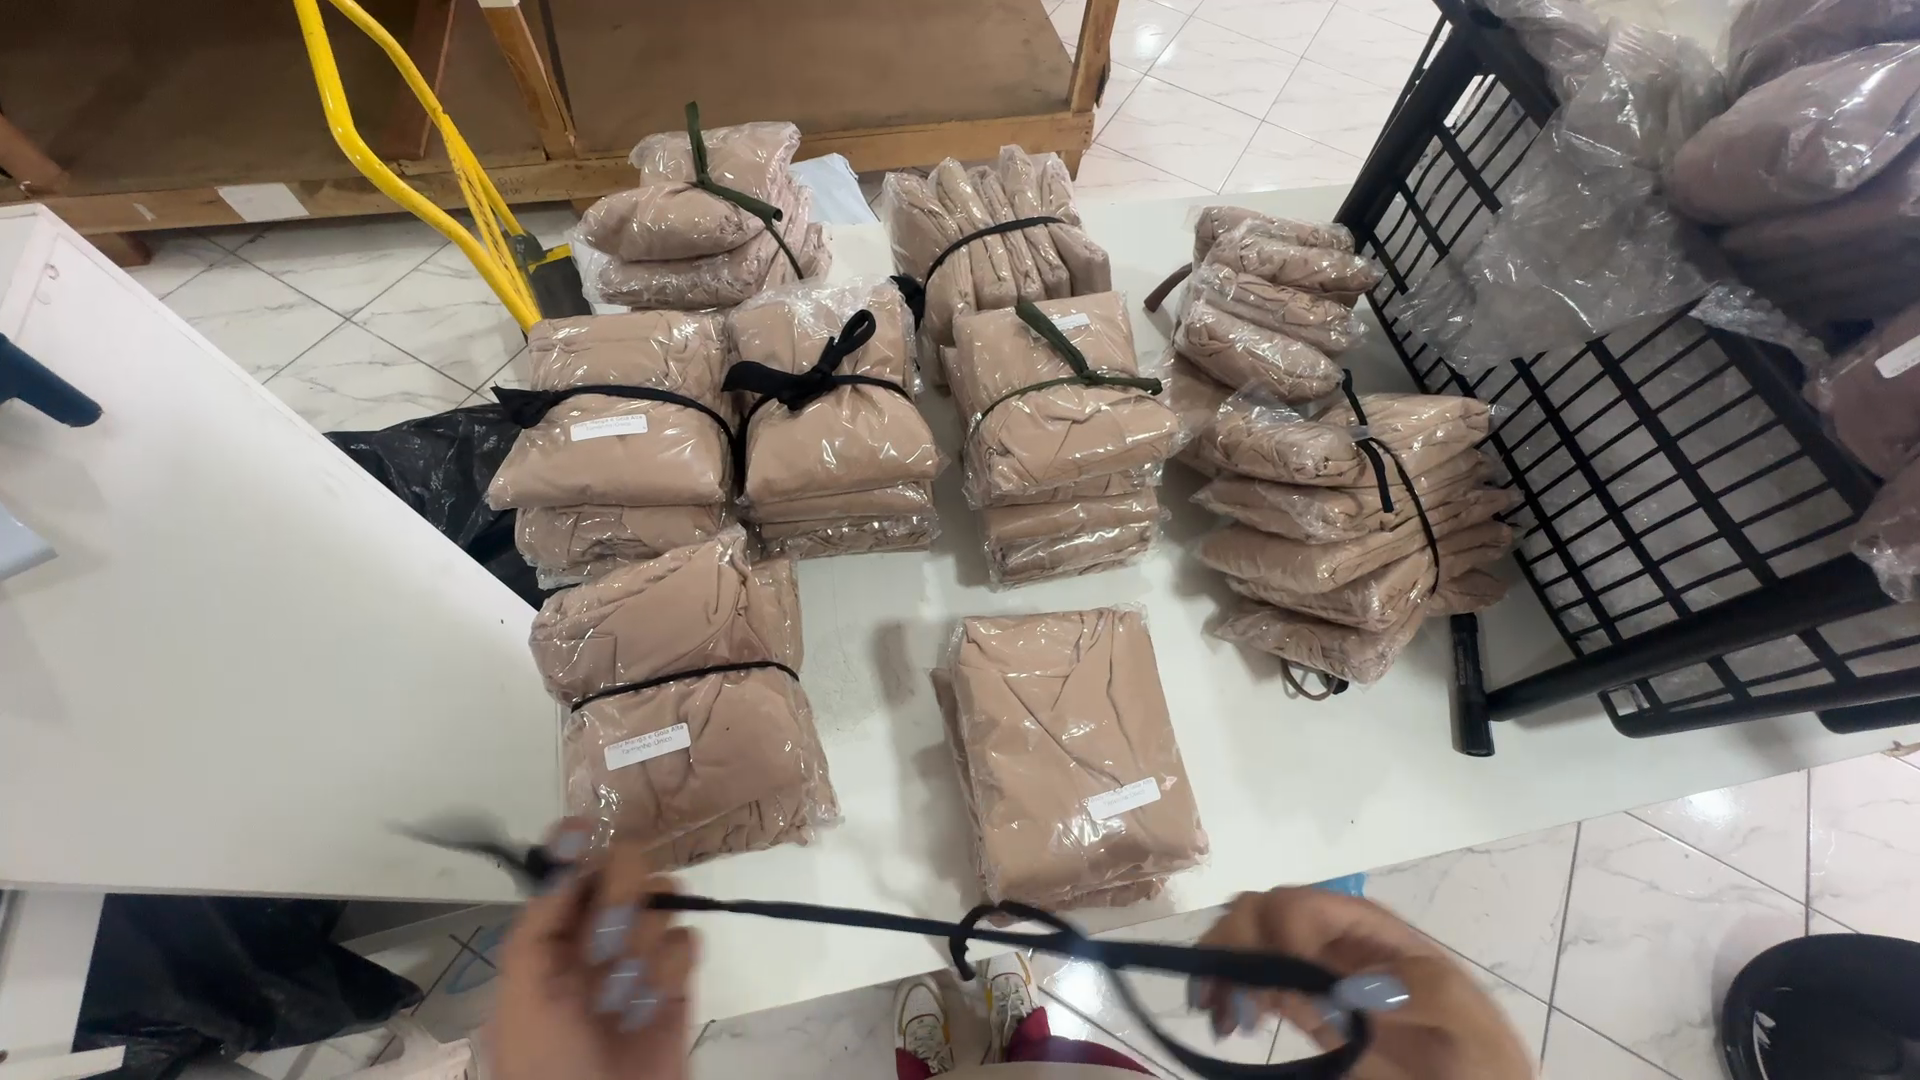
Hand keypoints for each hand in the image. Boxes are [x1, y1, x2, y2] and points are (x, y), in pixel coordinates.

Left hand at [484, 820, 698, 1079]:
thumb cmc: (546, 1065)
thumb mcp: (522, 999)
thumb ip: (539, 925)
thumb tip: (567, 861)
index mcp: (553, 937)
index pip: (568, 870)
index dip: (575, 844)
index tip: (582, 827)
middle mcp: (598, 934)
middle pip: (625, 870)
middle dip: (620, 899)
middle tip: (605, 942)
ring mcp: (642, 953)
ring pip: (661, 899)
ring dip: (644, 942)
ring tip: (625, 992)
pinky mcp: (678, 976)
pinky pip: (687, 939)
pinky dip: (670, 967)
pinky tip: (652, 1001)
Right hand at [1195, 887, 1532, 1079]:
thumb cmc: (1476, 1058)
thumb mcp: (1469, 1024)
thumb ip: (1416, 994)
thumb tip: (1347, 984)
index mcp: (1365, 926)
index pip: (1298, 906)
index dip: (1279, 941)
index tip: (1284, 996)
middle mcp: (1327, 933)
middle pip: (1259, 911)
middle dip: (1231, 948)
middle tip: (1221, 999)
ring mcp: (1309, 963)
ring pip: (1243, 935)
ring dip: (1218, 964)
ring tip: (1213, 1011)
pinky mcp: (1298, 994)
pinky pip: (1248, 973)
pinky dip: (1223, 986)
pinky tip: (1220, 1016)